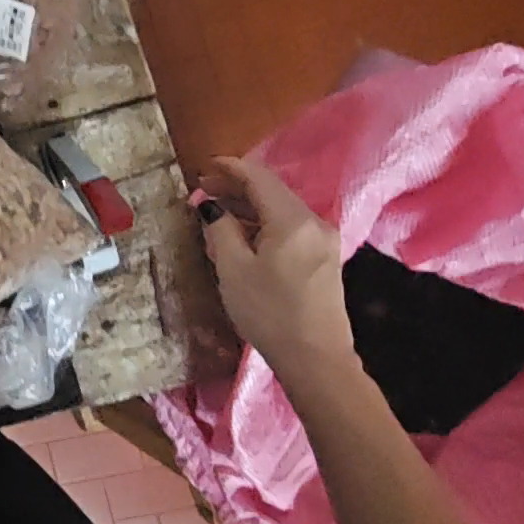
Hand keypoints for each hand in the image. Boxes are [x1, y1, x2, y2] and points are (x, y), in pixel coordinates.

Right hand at [198, 157, 357, 378]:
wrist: (315, 357)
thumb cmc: (268, 311)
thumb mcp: (233, 268)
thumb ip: (220, 229)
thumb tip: (211, 207)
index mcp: (292, 221)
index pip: (259, 178)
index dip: (230, 168)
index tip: (204, 165)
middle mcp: (314, 223)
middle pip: (271, 191)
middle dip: (235, 187)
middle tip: (200, 190)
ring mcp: (322, 240)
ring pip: (279, 209)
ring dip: (247, 205)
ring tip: (215, 210)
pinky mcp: (322, 257)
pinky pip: (288, 227)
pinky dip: (262, 222)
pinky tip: (240, 232)